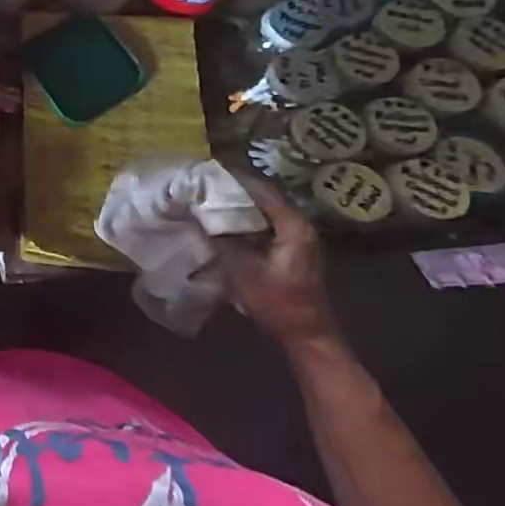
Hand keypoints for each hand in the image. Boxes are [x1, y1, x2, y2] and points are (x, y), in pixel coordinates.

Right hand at [213, 175, 340, 347]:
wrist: (306, 333)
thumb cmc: (278, 301)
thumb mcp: (244, 269)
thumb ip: (222, 238)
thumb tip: (198, 212)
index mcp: (293, 226)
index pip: (262, 190)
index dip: (233, 179)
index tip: (204, 172)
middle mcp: (298, 226)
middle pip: (262, 197)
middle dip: (231, 189)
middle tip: (198, 184)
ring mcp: (294, 237)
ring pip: (260, 210)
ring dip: (234, 203)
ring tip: (203, 198)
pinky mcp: (286, 248)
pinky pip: (261, 223)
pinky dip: (240, 218)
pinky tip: (218, 221)